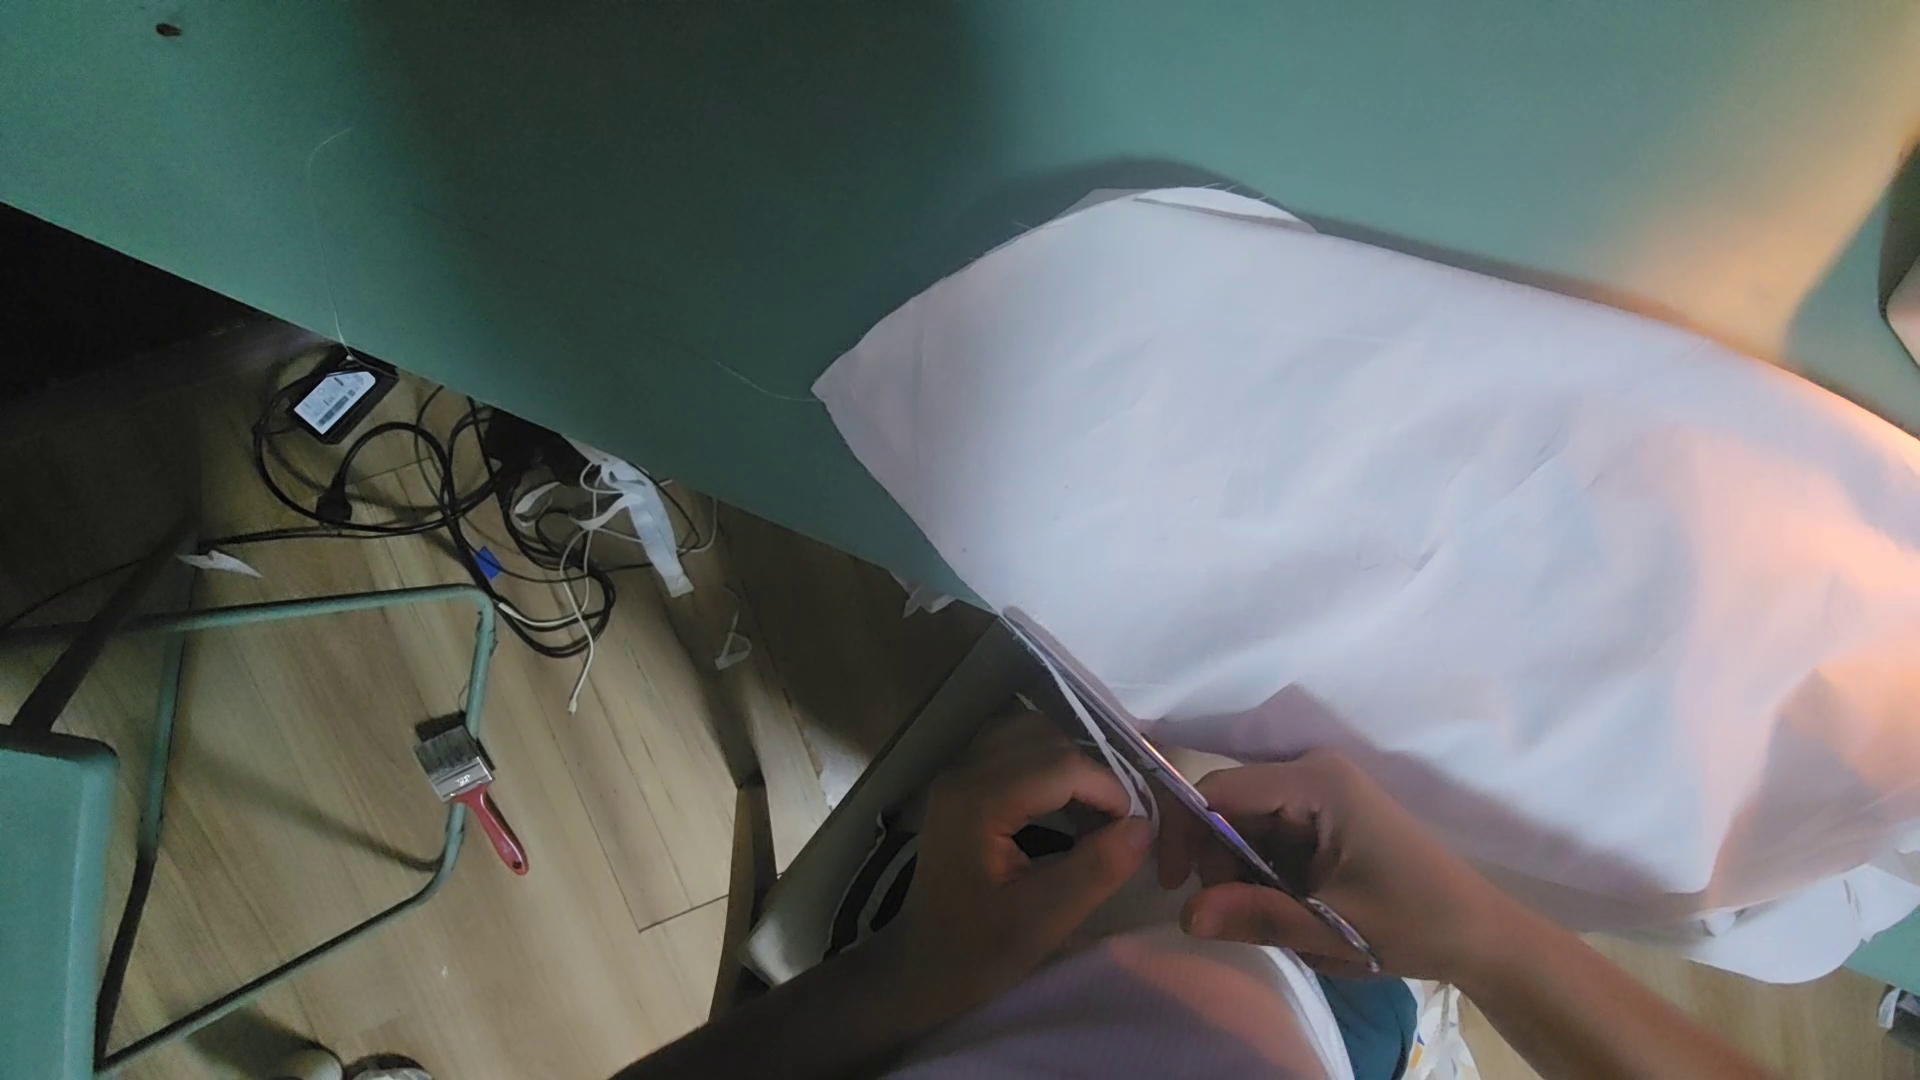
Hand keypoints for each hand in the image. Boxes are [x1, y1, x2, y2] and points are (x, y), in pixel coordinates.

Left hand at [885, 711, 1153, 1012]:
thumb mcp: (1042, 922)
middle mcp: (965, 772)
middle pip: (1044, 737)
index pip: (1058, 765)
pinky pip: (1012, 743)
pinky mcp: (962, 778)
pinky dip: (1046, 759)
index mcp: (978, 803)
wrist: (919, 964)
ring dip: (1067, 760)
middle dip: (1089, 771)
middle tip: (1114, 820)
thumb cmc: (975, 951)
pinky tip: (1062, 800)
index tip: (1135, 826)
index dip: (1106, 787)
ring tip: (1090, 808)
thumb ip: (1094, 871)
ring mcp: (959, 771)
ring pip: (1028, 731)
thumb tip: (1144, 827)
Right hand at [1157, 749, 1521, 980]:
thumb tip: (1184, 915)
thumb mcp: (1335, 929)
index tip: (1170, 882)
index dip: (1184, 830)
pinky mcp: (1319, 812)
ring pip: (1242, 821)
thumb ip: (1259, 916)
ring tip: (1259, 914)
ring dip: (1235, 867)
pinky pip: (1266, 831)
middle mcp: (1309, 772)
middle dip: (1214, 858)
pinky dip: (1258, 868)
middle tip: (1224, 914)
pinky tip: (1277, 901)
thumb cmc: (1418, 924)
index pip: (1219, 790)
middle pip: (1228, 805)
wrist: (1487, 938)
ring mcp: (1315, 790)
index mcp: (1315, 782)